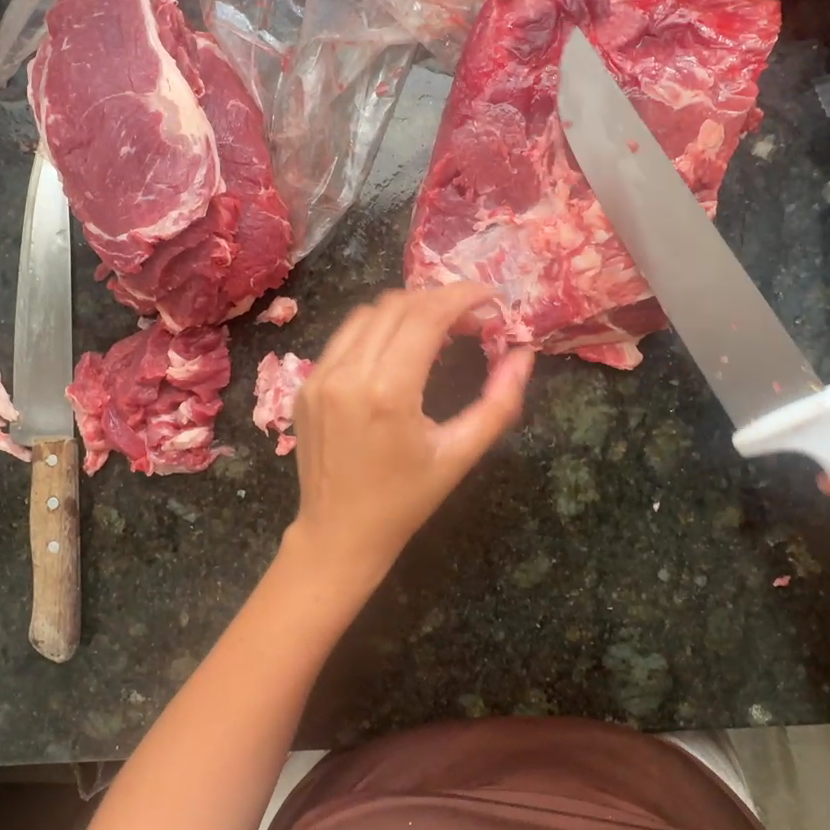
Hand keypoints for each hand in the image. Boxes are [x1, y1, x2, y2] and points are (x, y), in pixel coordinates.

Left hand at [291, 284, 533, 579]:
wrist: (338, 533)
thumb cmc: (405, 501)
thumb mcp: (459, 456)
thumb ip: (498, 404)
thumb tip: (524, 356)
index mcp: (388, 392)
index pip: (426, 315)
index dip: (461, 296)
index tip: (489, 297)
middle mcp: (347, 374)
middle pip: (396, 305)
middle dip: (438, 300)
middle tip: (470, 319)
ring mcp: (319, 377)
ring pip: (366, 314)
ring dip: (405, 311)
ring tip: (436, 330)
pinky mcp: (305, 385)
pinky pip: (343, 338)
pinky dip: (375, 331)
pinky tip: (396, 352)